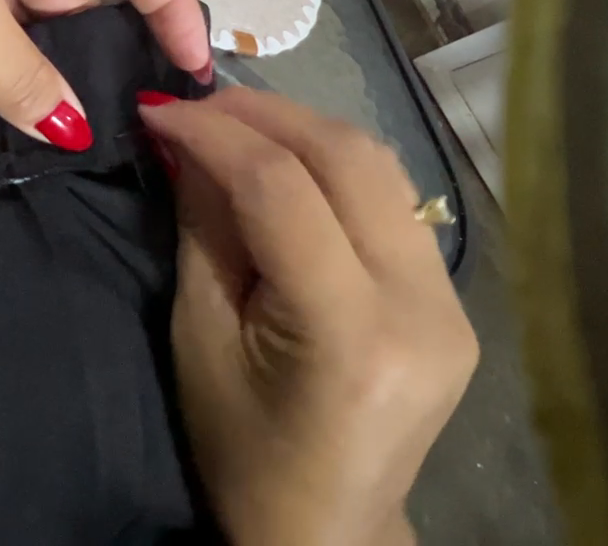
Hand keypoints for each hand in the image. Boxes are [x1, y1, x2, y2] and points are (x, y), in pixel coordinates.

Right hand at [137, 88, 476, 544]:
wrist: (325, 525)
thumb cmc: (240, 444)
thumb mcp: (199, 334)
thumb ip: (202, 226)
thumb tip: (185, 140)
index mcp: (351, 334)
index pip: (283, 190)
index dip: (213, 134)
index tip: (157, 110)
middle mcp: (422, 306)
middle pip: (347, 157)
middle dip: (260, 113)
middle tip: (192, 104)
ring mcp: (450, 299)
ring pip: (376, 163)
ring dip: (295, 126)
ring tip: (229, 123)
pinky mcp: (449, 294)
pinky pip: (386, 194)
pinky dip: (325, 159)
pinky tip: (279, 159)